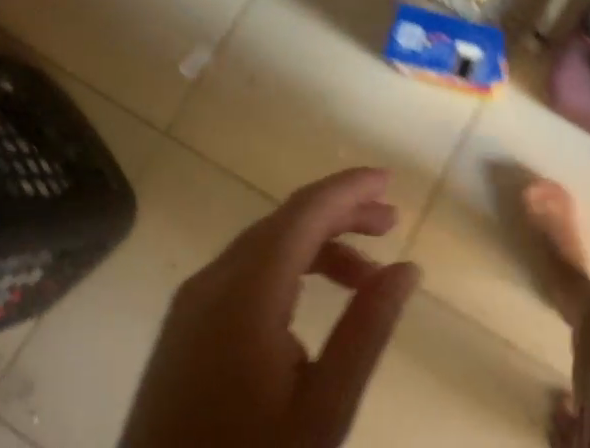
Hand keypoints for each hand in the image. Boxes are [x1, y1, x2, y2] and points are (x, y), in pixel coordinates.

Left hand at [122, 168, 420, 447]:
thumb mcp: (324, 407)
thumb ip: (367, 329)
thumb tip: (407, 268)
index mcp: (245, 294)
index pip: (304, 213)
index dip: (348, 188)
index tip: (390, 181)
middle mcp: (211, 284)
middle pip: (283, 223)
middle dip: (339, 214)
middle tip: (390, 224)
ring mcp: (189, 307)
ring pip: (261, 248)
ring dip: (315, 245)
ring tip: (365, 275)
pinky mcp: (182, 331)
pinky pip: (241, 274)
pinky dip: (285, 269)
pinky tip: (312, 299)